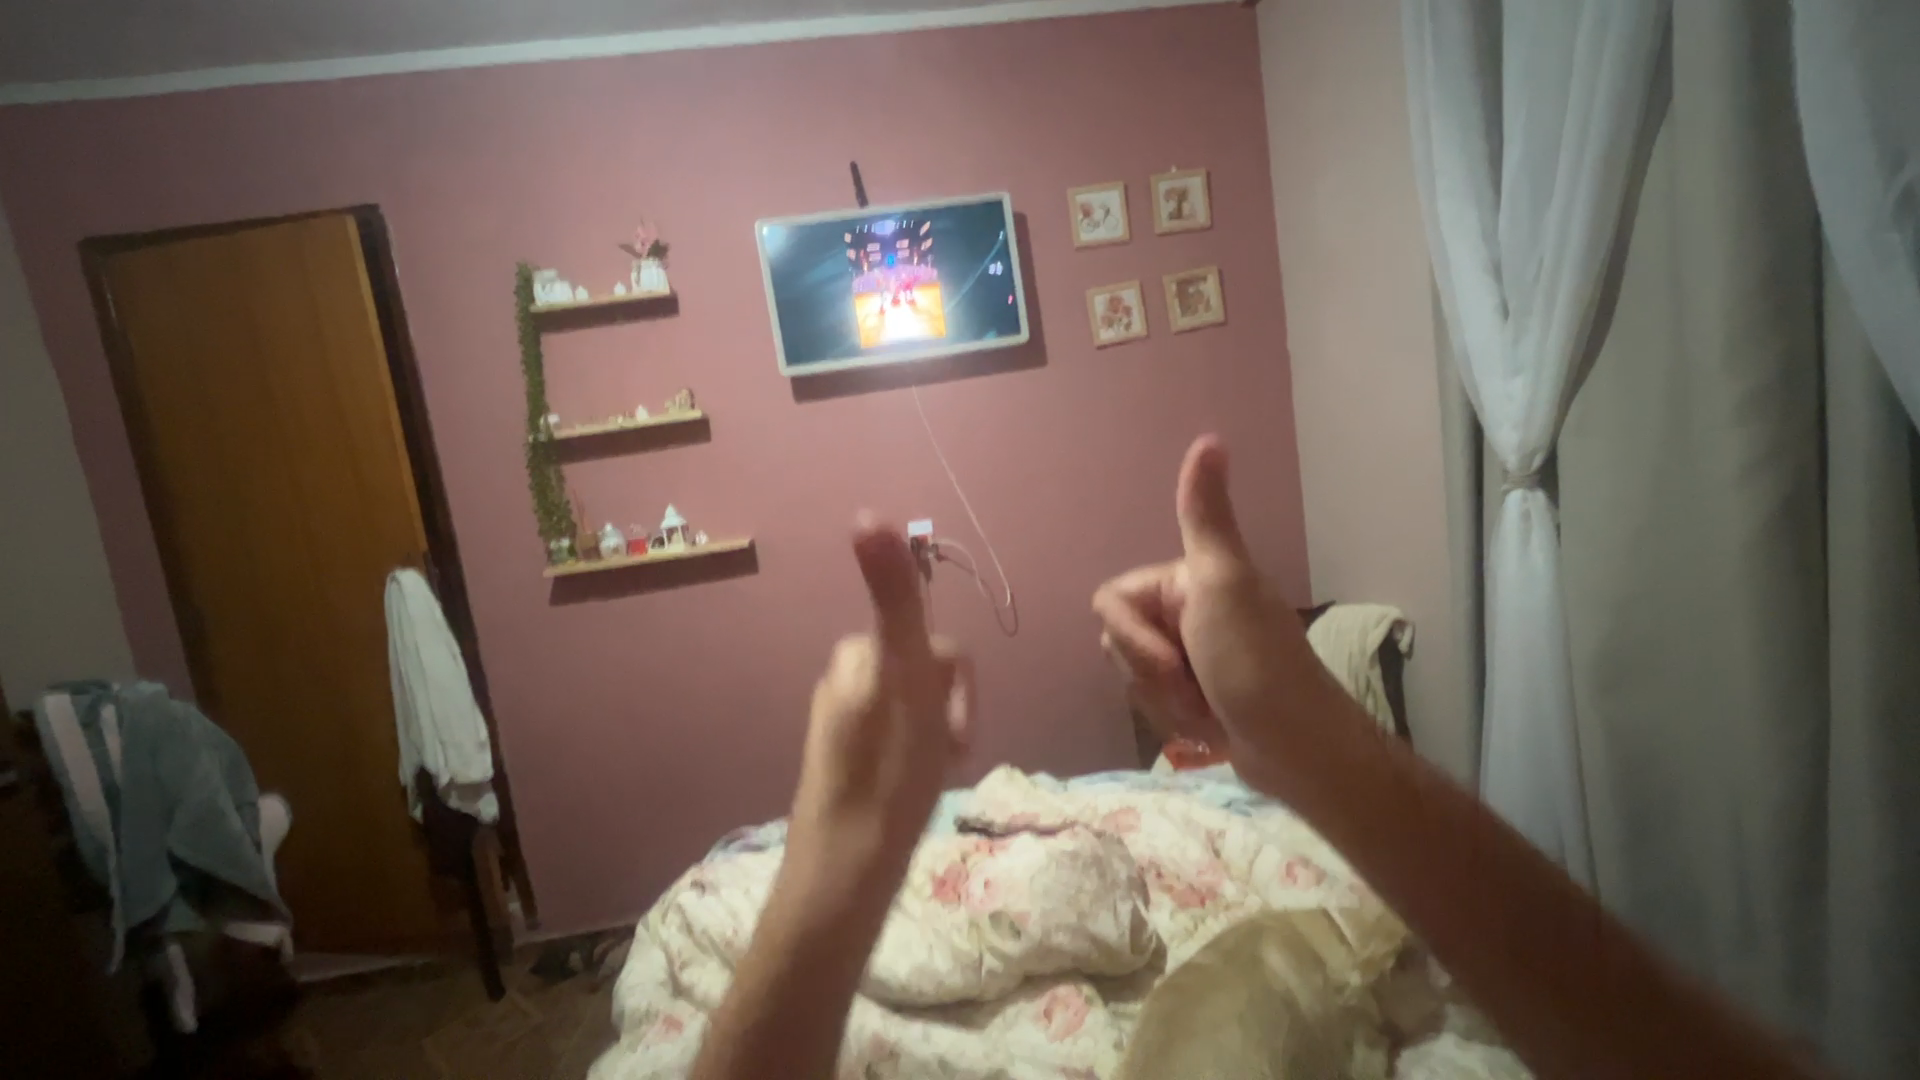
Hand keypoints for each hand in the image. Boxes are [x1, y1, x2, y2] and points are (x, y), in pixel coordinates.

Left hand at [788, 518, 972, 878]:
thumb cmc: (886, 770)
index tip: (949, 733)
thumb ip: (894, 595)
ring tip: (929, 780)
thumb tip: (866, 514)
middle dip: (950, 715)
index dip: (957, 691)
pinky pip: (906, 743)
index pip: (939, 649)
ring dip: (940, 740)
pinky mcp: (851, 763)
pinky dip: (922, 762)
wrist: (848, 870)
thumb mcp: (901, 672)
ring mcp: (847, 724)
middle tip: (940, 760)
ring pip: (924, 712)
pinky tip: (916, 791)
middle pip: (933, 679)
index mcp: (857, 656)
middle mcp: (847, 681)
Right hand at [1092, 436, 1337, 785]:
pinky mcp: (1193, 693)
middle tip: (1196, 683)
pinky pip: (1151, 702)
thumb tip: (1210, 436)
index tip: (1177, 654)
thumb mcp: (1223, 583)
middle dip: (1151, 673)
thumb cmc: (1257, 664)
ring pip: (1131, 675)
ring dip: (1164, 700)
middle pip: (1117, 641)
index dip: (1134, 638)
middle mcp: (1183, 611)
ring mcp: (1189, 654)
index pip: (1110, 602)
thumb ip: (1203, 515)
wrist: (1298, 752)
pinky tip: (1209, 725)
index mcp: (1183, 580)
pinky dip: (1175, 720)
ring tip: (1208, 708)